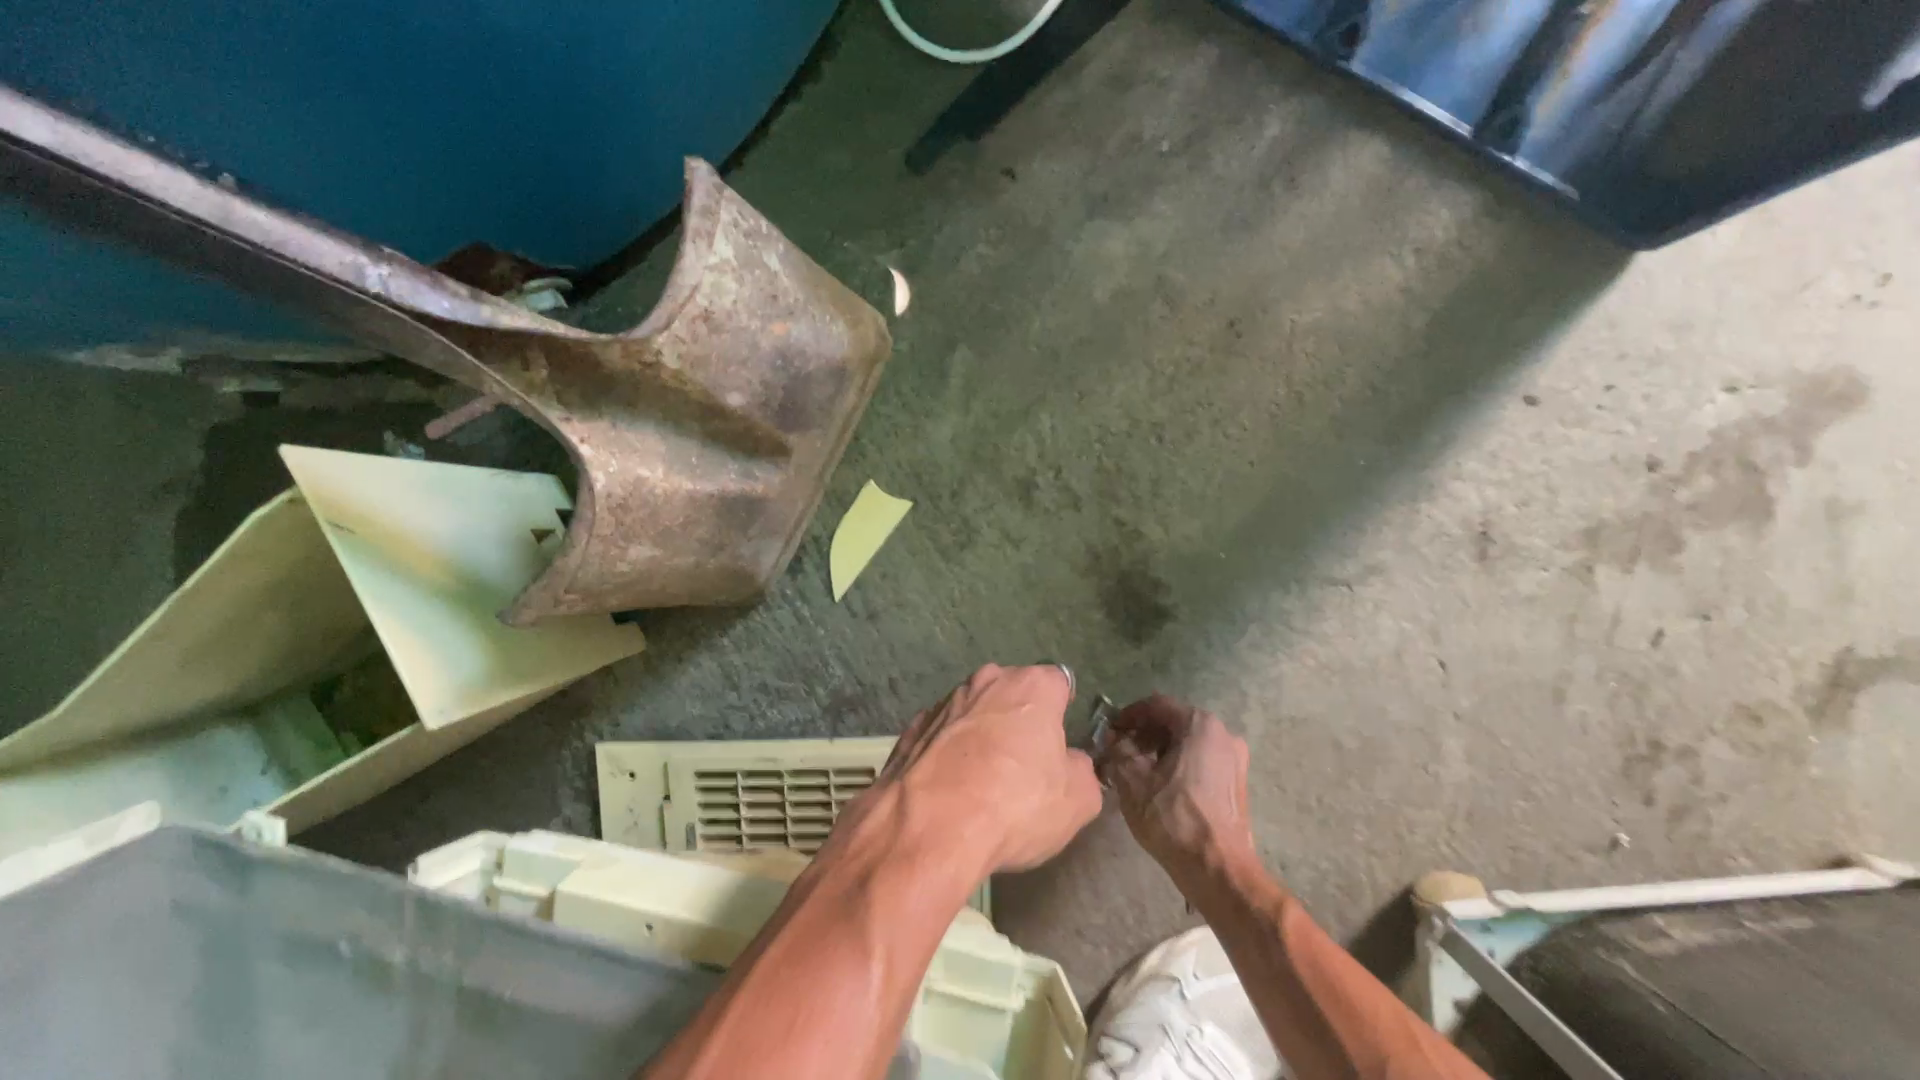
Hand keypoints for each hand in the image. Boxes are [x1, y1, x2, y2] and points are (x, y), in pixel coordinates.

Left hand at [862, 664, 1102, 874]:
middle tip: (1026, 762)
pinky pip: (939, 738)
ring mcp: (941, 705)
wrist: (930, 830)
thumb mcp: (1077, 800)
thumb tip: (1071, 763)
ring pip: (972, 713)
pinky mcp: (908, 732)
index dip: (1062, 708)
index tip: (1061, 736)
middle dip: (1018, 718)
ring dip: (980, 735)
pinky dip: (946, 755)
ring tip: (983, 782)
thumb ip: (1081, 771)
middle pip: (1011, 692)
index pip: (1057, 682)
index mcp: (1030, 687)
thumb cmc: (1015, 805)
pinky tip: (949, 788)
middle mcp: (984, 683)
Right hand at [1101, 694, 1257, 883]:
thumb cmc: (1173, 818)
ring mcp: (1235, 760)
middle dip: (1143, 734)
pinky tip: (1160, 788)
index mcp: (1200, 725)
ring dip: (1160, 751)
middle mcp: (1223, 734)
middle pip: (1174, 722)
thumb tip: (1113, 739)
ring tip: (1136, 772)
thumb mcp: (1132, 780)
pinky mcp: (1237, 784)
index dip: (1128, 715)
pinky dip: (1178, 765)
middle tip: (1119, 752)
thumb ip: (1118, 750)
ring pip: (1188, 743)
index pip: (1156, 705)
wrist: (1217, 867)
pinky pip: (1201, 762)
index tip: (1109, 731)